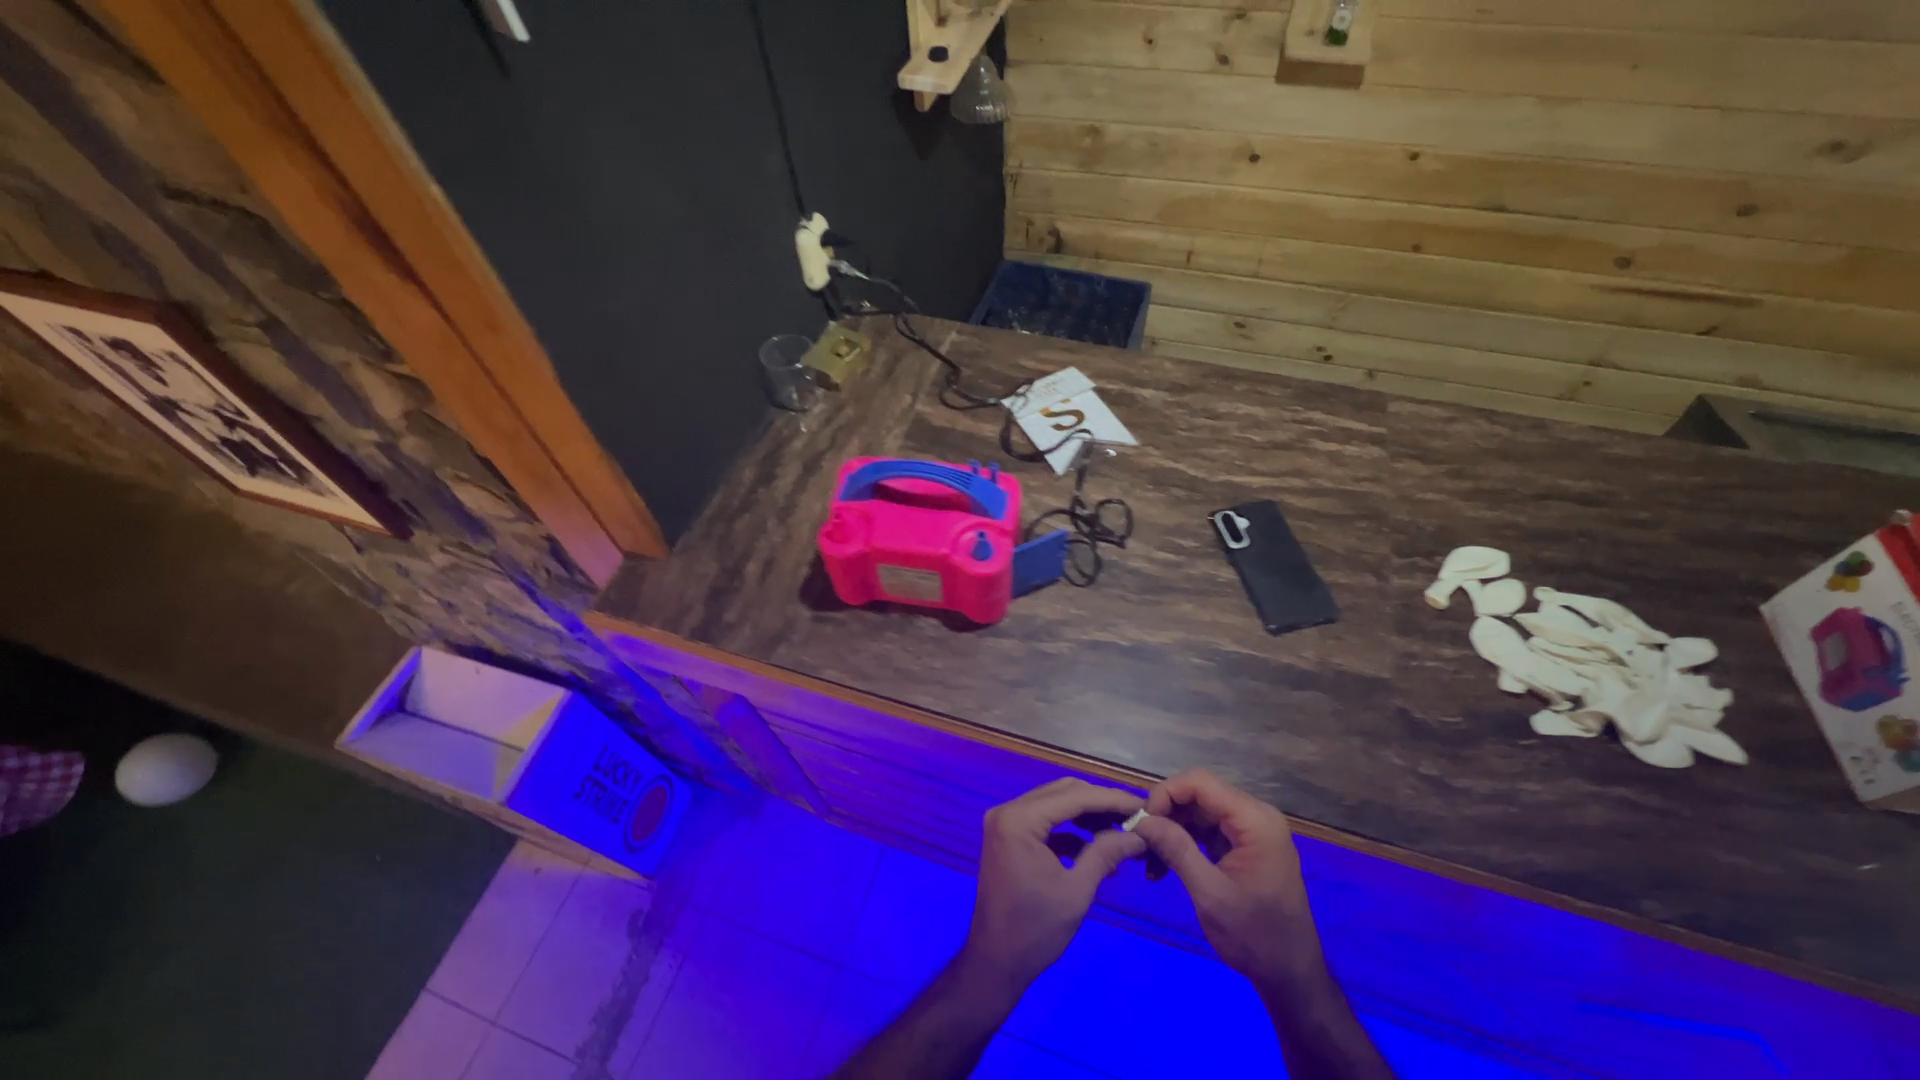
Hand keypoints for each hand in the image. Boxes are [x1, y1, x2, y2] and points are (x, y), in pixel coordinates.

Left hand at [963, 777, 1146, 987]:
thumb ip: (1106, 853)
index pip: (1075, 796)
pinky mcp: (1009, 837)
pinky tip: (1099, 850)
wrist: (995, 962)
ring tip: (1122, 835)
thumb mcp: (1077, 890)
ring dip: (1088, 817)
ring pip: (1057, 804)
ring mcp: (1006, 823)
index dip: (1113, 800)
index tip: (1146, 807)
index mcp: (1019, 819)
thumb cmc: (1035, 930)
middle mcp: (1008, 811)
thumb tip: (1140, 834)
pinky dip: (1072, 831)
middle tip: (1137, 820)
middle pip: (1064, 792)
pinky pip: (1047, 821)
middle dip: (1102, 805)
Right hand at [1131, 770, 1324, 991]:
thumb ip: (1177, 850)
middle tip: (1141, 847)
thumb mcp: (1210, 894)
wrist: (1290, 974)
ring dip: (1171, 832)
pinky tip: (1165, 868)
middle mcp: (1255, 816)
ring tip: (1150, 864)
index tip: (1142, 825)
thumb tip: (1141, 820)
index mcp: (1255, 820)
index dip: (1165, 794)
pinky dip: (1184, 843)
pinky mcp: (1244, 846)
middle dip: (1165, 816)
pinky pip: (1207, 830)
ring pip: (1198, 812)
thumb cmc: (1255, 936)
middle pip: (1198, 795)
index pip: (1199, 782)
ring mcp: (1251, 831)